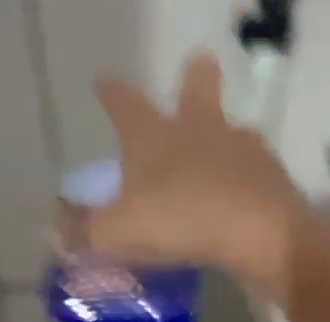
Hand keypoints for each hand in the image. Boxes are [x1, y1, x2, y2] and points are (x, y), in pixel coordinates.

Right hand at [89, 56, 309, 297]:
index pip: (124, 103)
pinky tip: (242, 204)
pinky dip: (247, 183)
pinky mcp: (272, 177)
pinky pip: (256, 172)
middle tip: (192, 79)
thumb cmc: (180, 223)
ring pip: (232, 129)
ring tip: (218, 166)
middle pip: (197, 84)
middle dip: (194, 78)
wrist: (260, 235)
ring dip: (225, 139)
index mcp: (153, 134)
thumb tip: (58, 233)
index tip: (104, 83)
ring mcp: (241, 149)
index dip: (111, 93)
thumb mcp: (117, 234)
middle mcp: (198, 129)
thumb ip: (84, 232)